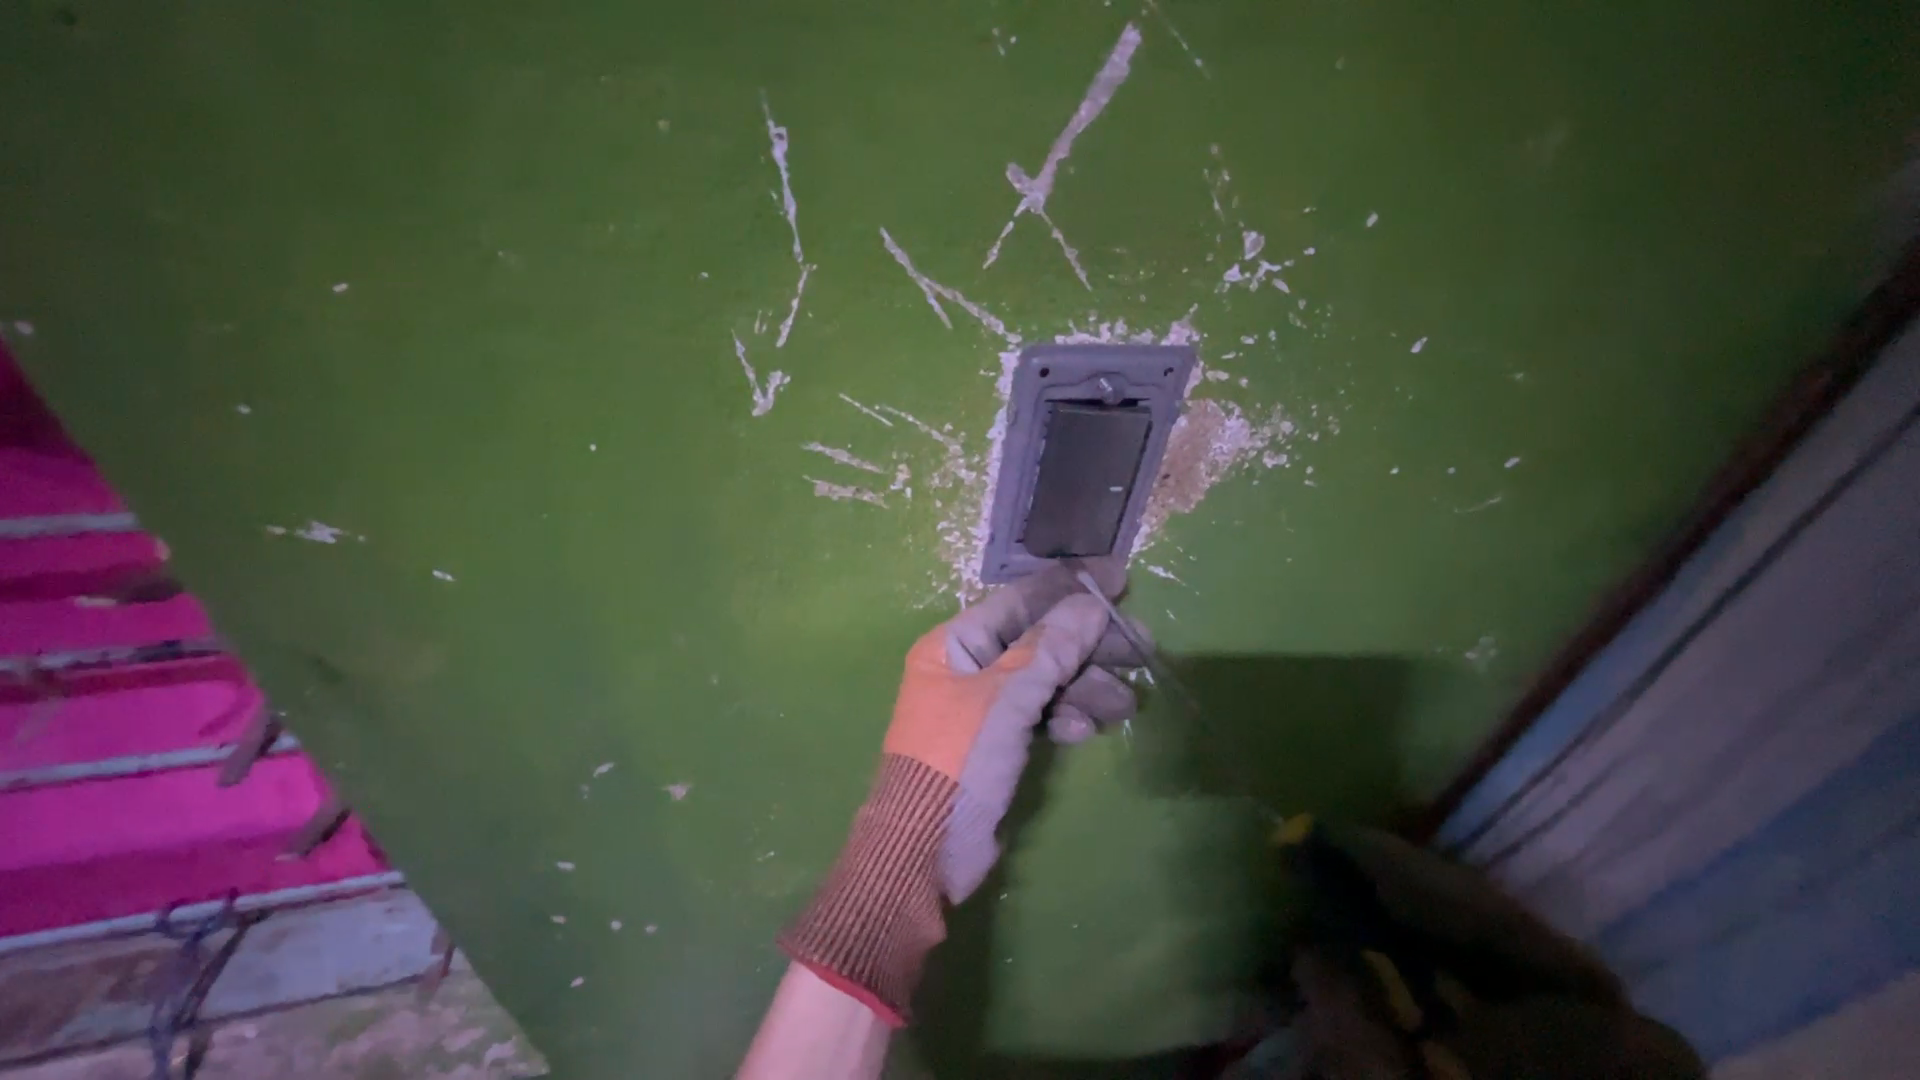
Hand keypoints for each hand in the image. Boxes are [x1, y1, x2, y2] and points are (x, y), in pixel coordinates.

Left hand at [893, 556, 1145, 898]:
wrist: (925, 847)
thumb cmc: (958, 758)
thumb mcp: (1006, 697)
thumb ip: (1050, 648)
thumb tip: (1089, 603)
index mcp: (955, 643)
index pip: (1021, 600)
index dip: (1070, 586)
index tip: (1119, 577)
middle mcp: (968, 666)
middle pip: (1040, 641)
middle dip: (1088, 644)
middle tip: (1142, 643)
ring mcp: (983, 706)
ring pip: (1046, 680)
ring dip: (1085, 687)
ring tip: (1124, 702)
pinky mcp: (998, 741)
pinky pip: (1040, 714)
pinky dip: (1064, 718)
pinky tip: (1083, 731)